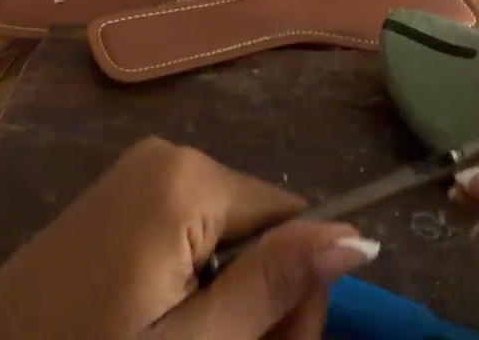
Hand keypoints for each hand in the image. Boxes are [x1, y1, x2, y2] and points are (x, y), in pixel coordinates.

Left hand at [0, 138, 378, 339]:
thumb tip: (361, 236)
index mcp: (190, 176)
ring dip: (227, 299)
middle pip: (263, 226)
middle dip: (259, 298)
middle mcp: (168, 156)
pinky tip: (162, 326)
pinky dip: (191, 284)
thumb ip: (275, 284)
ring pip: (228, 236)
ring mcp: (137, 175)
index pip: (297, 218)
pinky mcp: (117, 200)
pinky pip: (187, 233)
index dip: (297, 291)